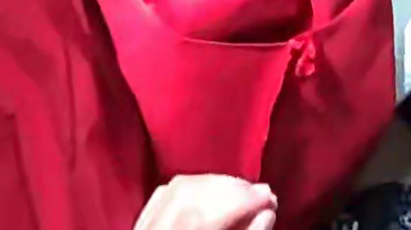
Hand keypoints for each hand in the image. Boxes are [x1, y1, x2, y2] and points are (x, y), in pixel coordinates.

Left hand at [134, 176, 277, 229]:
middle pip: (187, 195)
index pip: (203, 217)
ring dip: (214, 184)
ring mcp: (140, 226)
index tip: (270, 196)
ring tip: (243, 192)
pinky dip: (191, 188)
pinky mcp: (140, 224)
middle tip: (262, 192)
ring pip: (175, 188)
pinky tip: (213, 192)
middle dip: (229, 189)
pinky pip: (162, 195)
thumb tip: (267, 211)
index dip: (240, 201)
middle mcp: (150, 229)